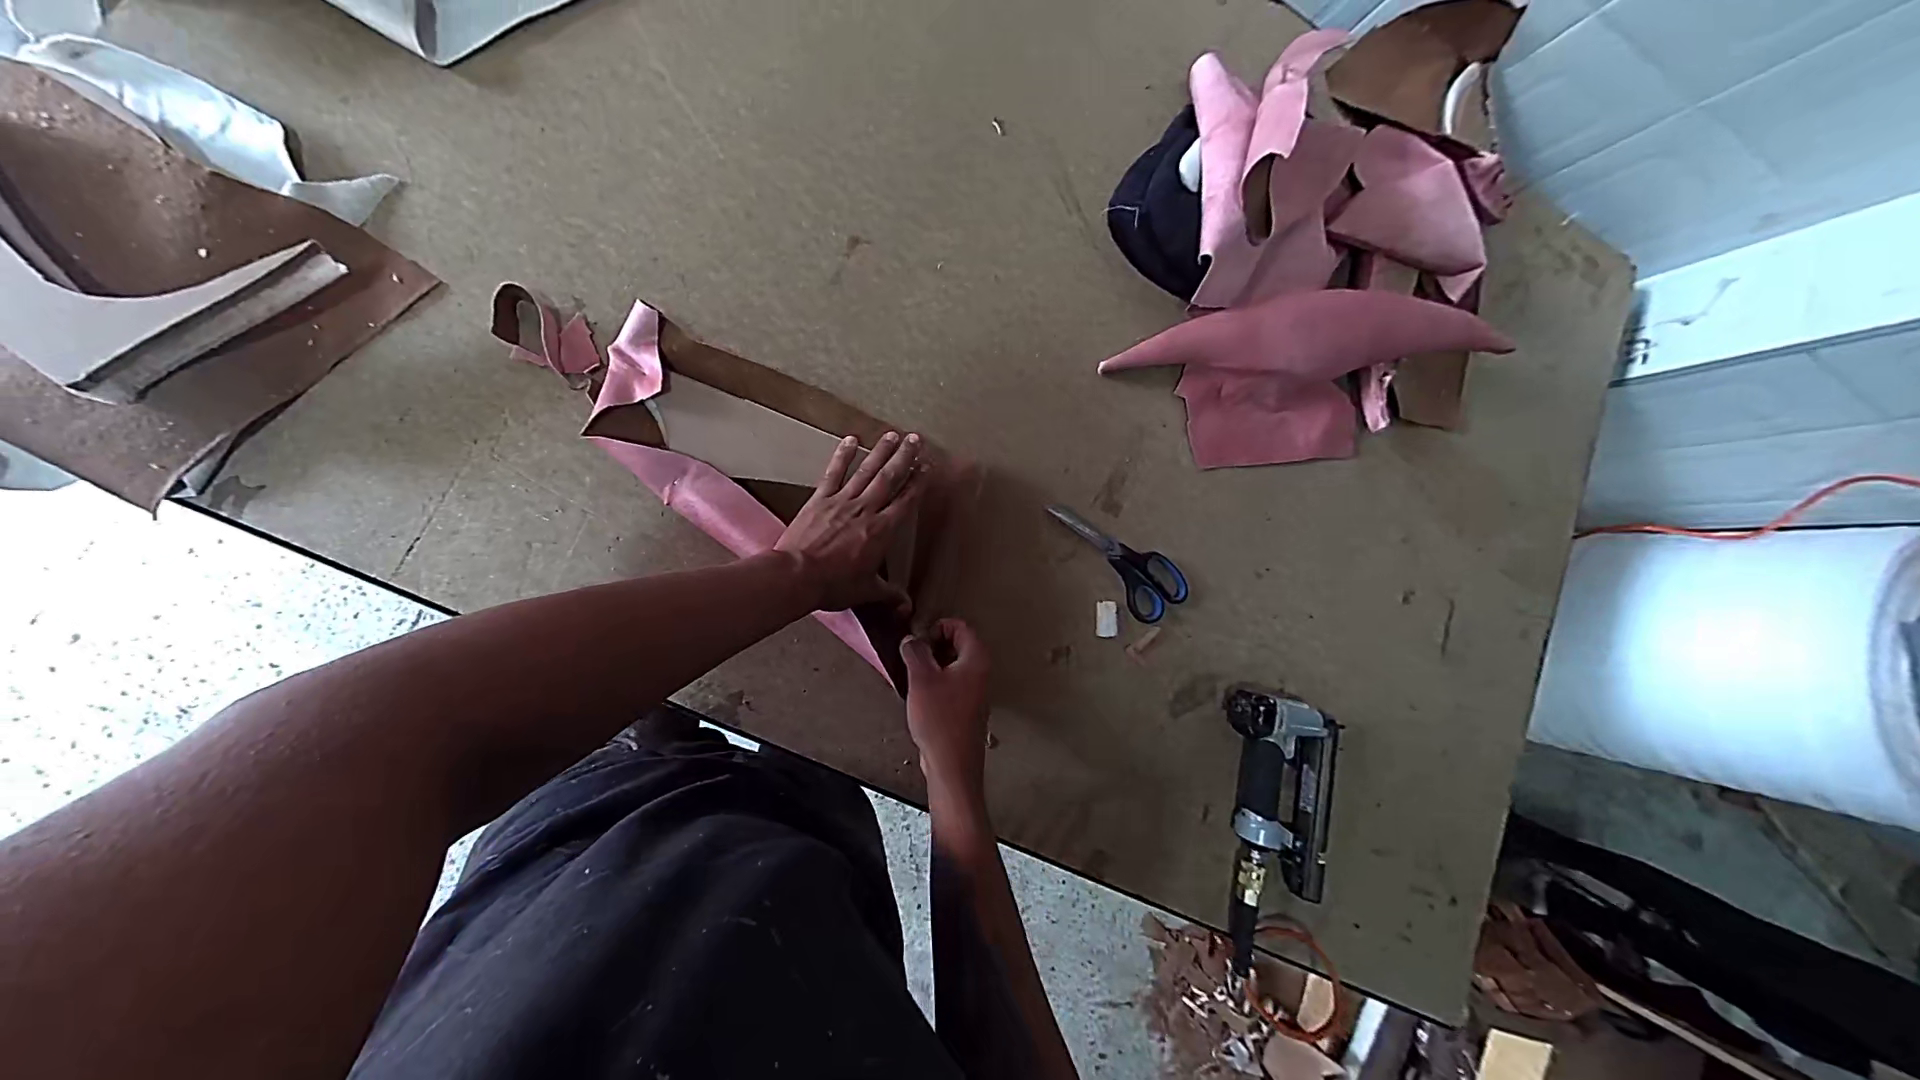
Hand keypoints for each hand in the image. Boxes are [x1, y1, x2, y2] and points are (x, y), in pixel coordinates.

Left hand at [775, 431, 924, 611]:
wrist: (797, 575)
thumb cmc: (834, 584)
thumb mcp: (867, 591)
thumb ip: (889, 595)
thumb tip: (907, 608)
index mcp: (882, 530)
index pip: (906, 501)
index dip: (918, 483)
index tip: (927, 467)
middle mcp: (866, 510)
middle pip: (890, 478)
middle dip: (905, 457)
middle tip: (916, 439)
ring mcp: (842, 501)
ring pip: (866, 470)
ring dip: (881, 451)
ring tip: (892, 435)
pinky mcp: (820, 499)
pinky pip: (834, 473)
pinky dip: (843, 455)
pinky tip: (850, 439)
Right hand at [902, 619, 990, 799]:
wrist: (951, 763)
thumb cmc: (942, 723)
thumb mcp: (921, 679)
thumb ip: (915, 652)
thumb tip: (911, 640)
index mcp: (976, 660)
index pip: (961, 627)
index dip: (938, 627)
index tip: (920, 639)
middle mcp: (981, 673)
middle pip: (958, 645)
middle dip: (933, 646)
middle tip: (915, 655)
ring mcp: (975, 692)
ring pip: (954, 666)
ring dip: (933, 666)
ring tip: (915, 677)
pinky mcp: (966, 708)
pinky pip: (952, 685)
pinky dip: (936, 683)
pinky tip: (921, 697)